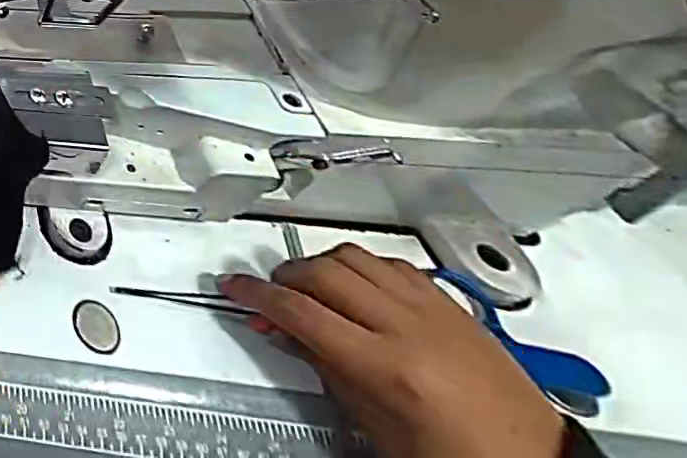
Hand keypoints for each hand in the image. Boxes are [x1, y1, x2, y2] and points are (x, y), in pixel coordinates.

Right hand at [220, 244, 563, 457]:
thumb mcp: (379, 429)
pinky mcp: (450, 303)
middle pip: (321, 273)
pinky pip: (390, 262)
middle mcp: (409, 328)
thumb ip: (328, 370)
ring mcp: (433, 310)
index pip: (300, 312)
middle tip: (272, 295)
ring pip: (352, 256)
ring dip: (321, 265)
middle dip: (285, 278)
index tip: (236, 287)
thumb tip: (288, 331)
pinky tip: (357, 284)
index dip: (257, 295)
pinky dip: (362, 266)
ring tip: (311, 285)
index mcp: (390, 369)